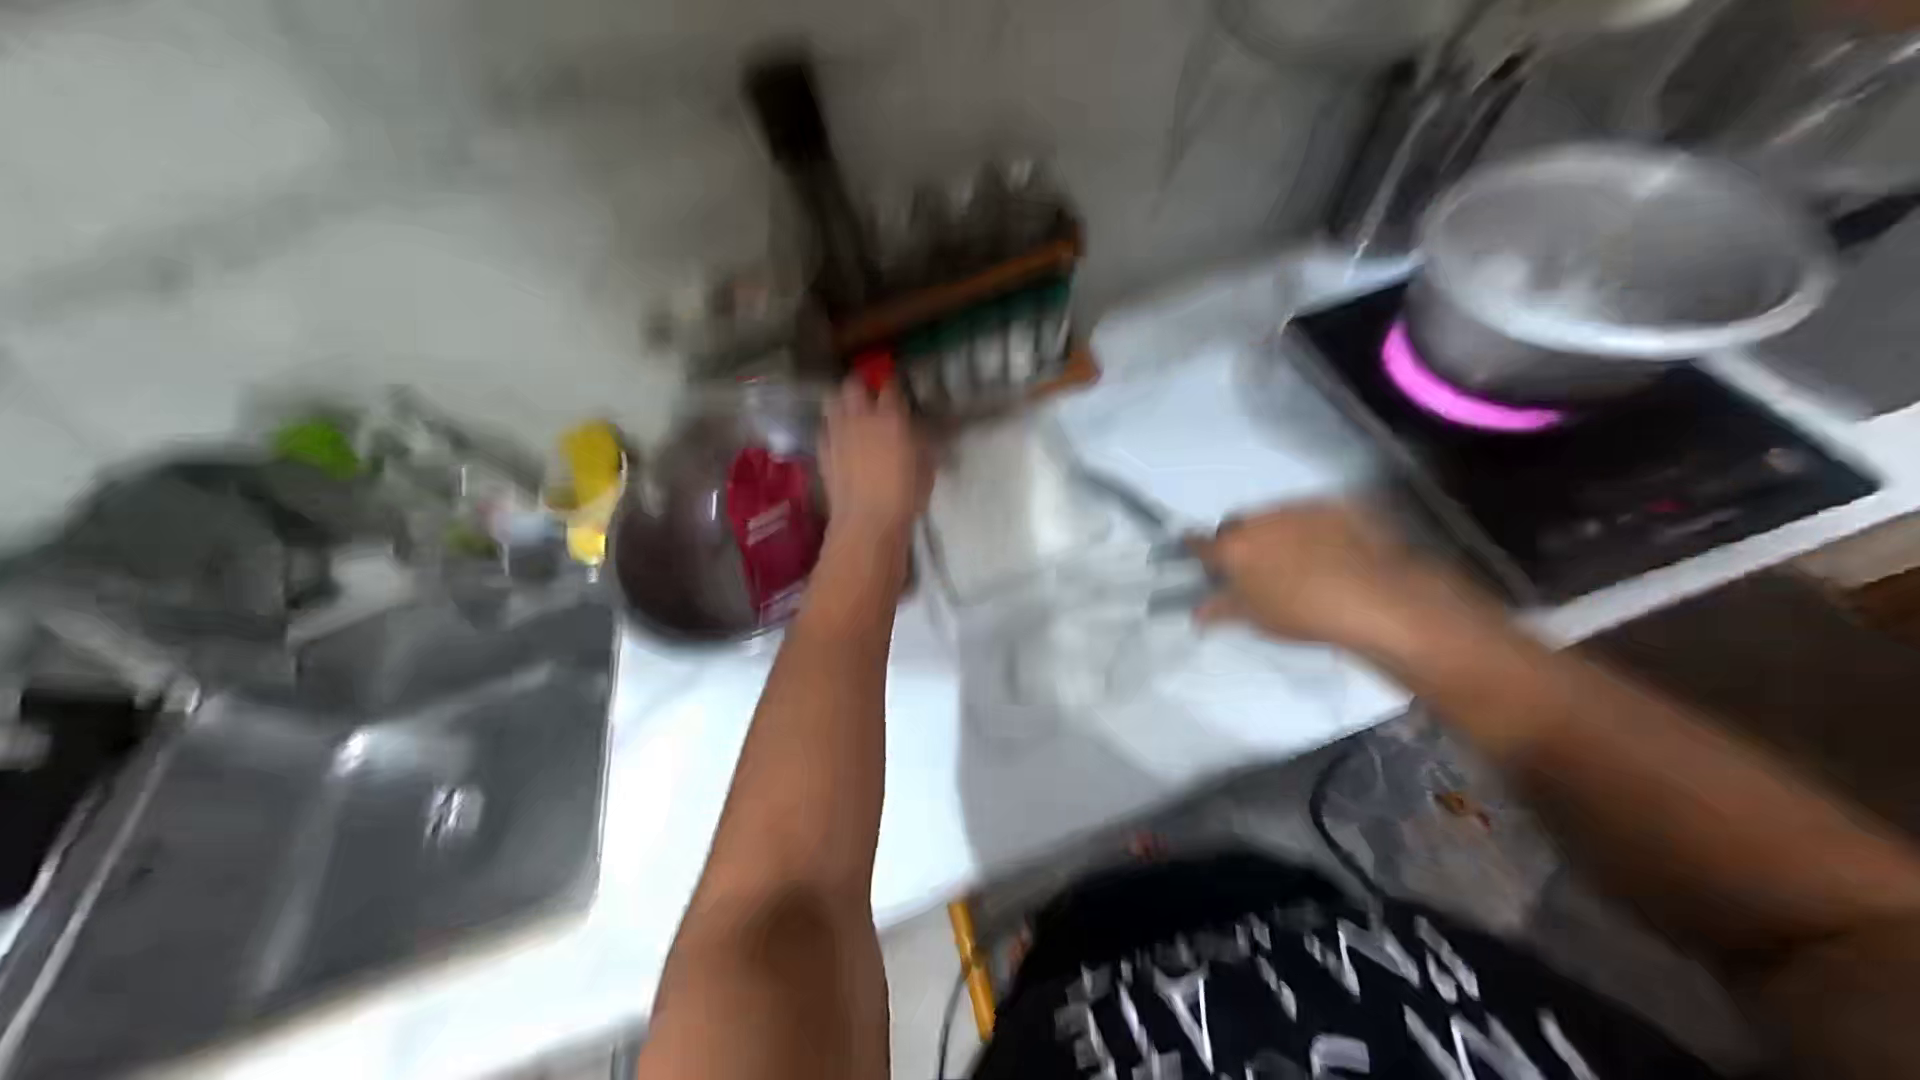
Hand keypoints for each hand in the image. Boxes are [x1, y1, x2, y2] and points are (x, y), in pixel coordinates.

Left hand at [820, 378, 930, 544]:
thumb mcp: (925, 469)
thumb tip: (914, 435)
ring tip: (850, 413)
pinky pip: (824, 428)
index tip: (896, 393)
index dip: (893, 387)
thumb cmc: (905, 498)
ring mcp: (837, 433)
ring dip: (841, 402)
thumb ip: (919, 444)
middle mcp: (861, 418)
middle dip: (861, 386)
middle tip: (869, 398)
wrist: (867, 524)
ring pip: (832, 400)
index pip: (890, 387)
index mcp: (891, 419)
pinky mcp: (823, 451)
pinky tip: (839, 440)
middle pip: (853, 384)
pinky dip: (831, 429)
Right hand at [1187, 502, 1486, 651]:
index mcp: (1234, 549)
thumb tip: (1197, 612)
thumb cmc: (1305, 615)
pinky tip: (1328, 550)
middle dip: (1239, 541)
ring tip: (1298, 560)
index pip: (1198, 542)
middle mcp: (1258, 521)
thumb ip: (1220, 610)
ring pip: (1272, 517)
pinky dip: (1310, 528)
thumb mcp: (1256, 619)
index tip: (1201, 557)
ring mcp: (1296, 509)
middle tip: (1255, 568)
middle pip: (1236, 525)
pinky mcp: (1332, 505)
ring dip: (1275, 533)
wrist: (1377, 600)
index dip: (1195, 550)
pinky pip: (1309, 513)